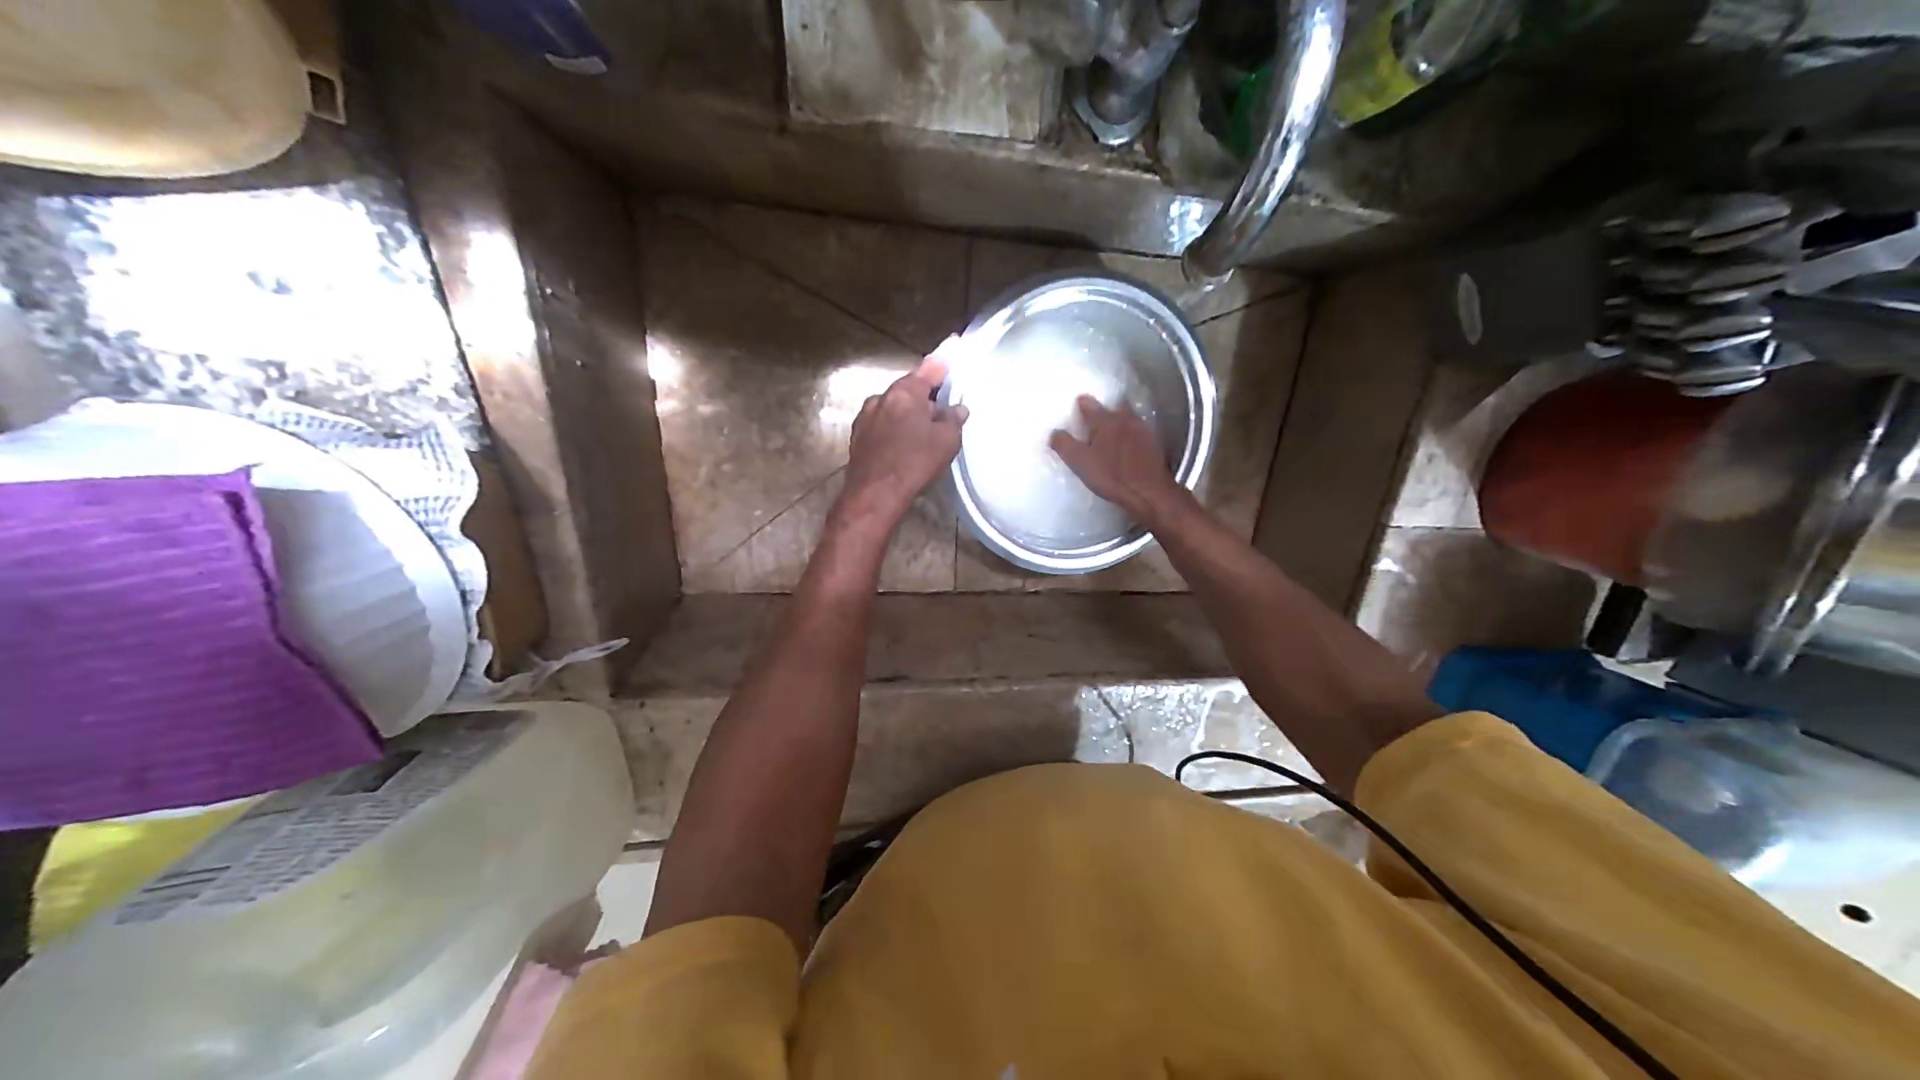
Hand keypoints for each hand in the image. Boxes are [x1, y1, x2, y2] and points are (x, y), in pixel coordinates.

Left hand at [838, 351, 967, 529]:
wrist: (874, 494)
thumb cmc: (914, 464)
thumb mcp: (946, 441)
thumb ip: (953, 420)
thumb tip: (956, 409)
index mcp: (905, 393)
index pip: (929, 368)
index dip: (943, 360)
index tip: (952, 347)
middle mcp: (882, 397)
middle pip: (909, 389)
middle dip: (925, 395)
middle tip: (942, 407)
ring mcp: (866, 416)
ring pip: (894, 407)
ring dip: (908, 413)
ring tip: (923, 432)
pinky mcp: (858, 436)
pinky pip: (883, 424)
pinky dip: (895, 428)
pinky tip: (903, 445)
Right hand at [1050, 395, 1184, 524]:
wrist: (1148, 491)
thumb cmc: (1111, 476)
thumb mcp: (1079, 462)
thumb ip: (1065, 445)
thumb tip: (1054, 432)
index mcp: (1104, 421)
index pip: (1089, 404)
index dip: (1082, 403)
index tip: (1078, 404)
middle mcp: (1125, 419)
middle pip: (1115, 406)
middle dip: (1107, 408)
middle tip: (1099, 418)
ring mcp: (1143, 430)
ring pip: (1130, 417)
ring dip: (1122, 420)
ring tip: (1115, 430)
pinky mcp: (1155, 444)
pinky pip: (1141, 432)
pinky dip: (1134, 434)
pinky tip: (1131, 445)